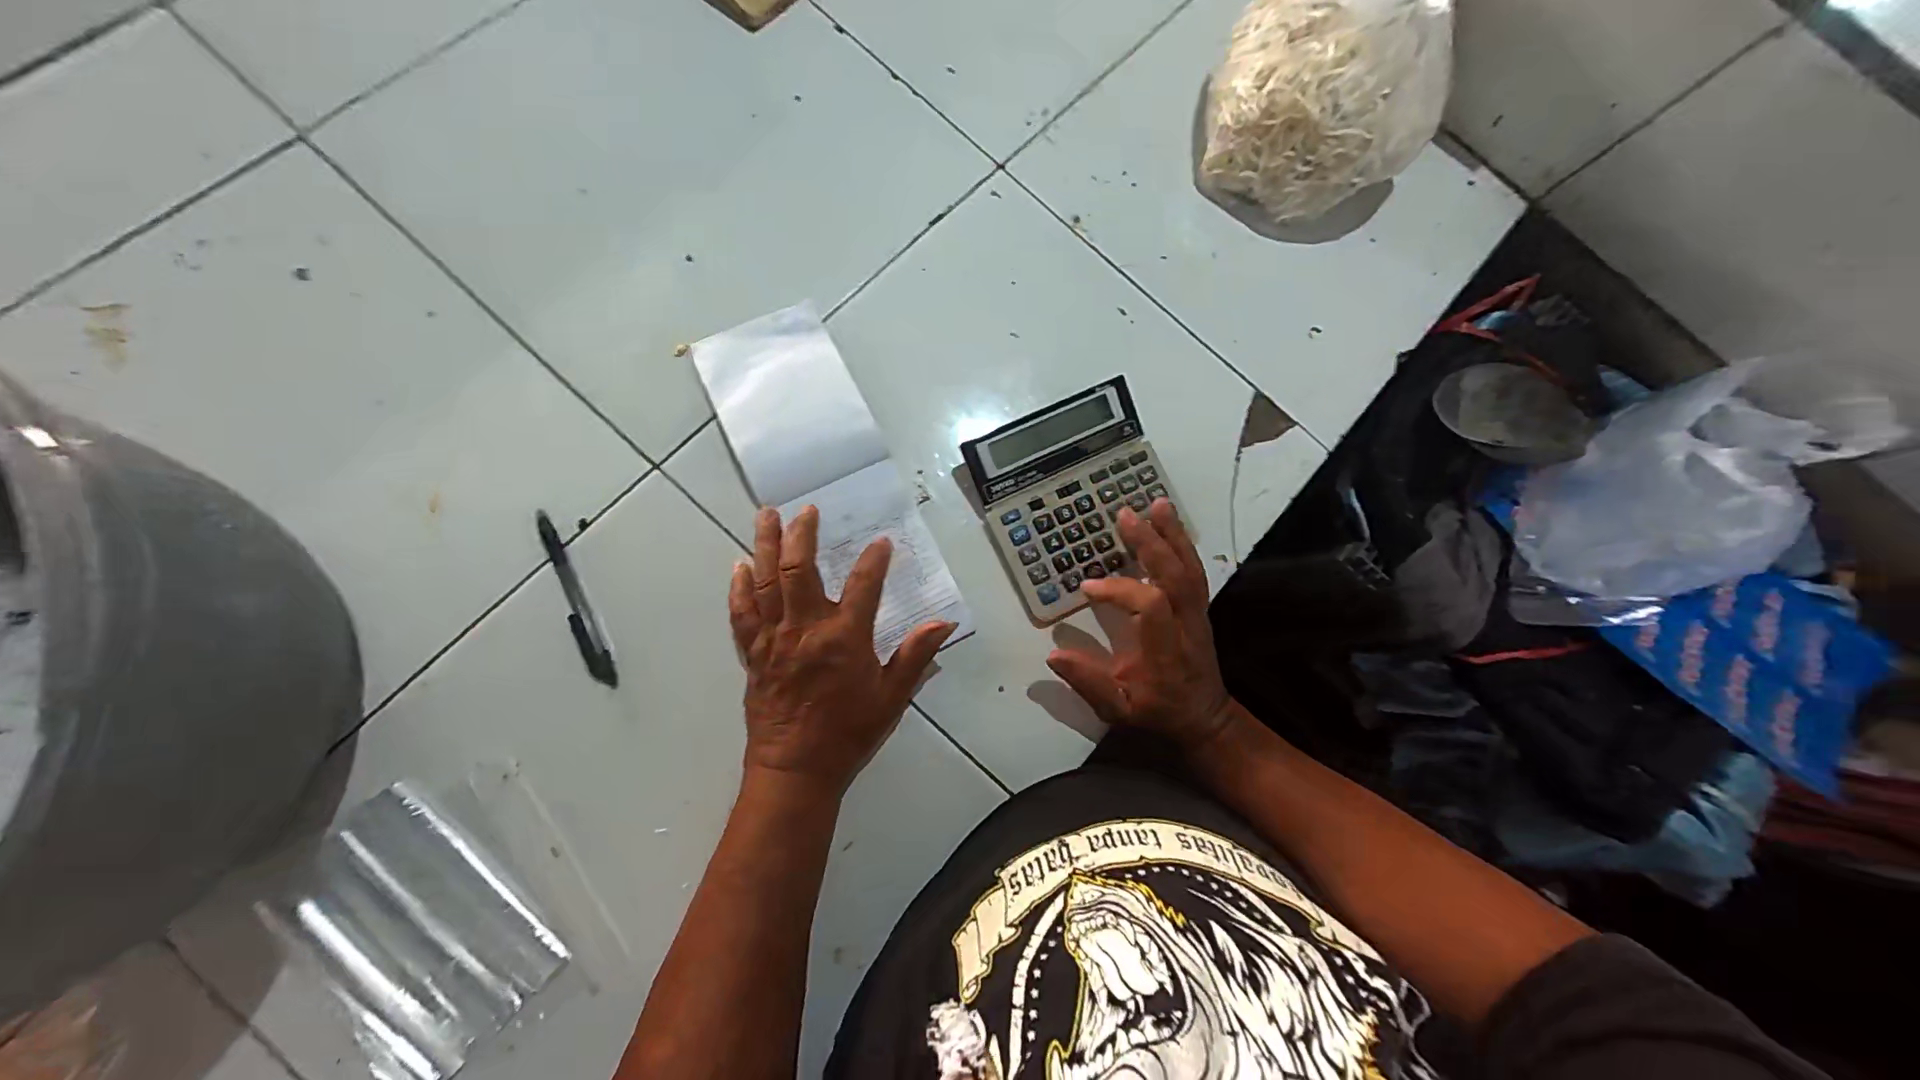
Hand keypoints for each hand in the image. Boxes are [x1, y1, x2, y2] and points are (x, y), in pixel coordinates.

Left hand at [727, 505, 957, 793]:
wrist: (795, 769)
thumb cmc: (848, 732)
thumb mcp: (892, 697)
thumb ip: (916, 656)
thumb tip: (944, 623)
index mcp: (844, 638)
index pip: (863, 585)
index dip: (874, 560)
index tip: (881, 542)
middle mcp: (805, 629)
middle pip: (799, 571)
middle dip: (803, 535)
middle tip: (806, 510)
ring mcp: (774, 639)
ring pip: (765, 582)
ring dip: (765, 546)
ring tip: (766, 516)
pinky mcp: (753, 653)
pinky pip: (742, 614)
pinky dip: (739, 588)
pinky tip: (738, 566)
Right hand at [1047, 498, 1232, 747]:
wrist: (1204, 717)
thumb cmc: (1157, 711)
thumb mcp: (1118, 709)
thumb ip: (1088, 682)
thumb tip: (1054, 655)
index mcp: (1164, 651)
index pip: (1150, 607)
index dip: (1119, 591)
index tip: (1088, 586)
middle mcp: (1186, 626)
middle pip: (1175, 578)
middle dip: (1151, 545)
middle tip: (1125, 516)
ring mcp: (1197, 614)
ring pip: (1188, 569)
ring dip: (1172, 535)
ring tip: (1156, 504)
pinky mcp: (1198, 606)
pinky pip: (1193, 569)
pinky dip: (1181, 542)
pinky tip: (1168, 521)